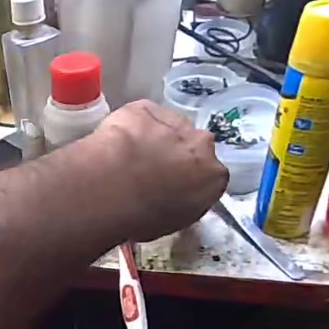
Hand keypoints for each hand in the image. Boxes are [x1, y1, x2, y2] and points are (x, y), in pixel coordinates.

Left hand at [67, 100, 227, 241]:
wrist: (115, 185)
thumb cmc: (144, 214)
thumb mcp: (172, 222)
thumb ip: (181, 203)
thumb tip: (169, 200)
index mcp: (214, 176)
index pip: (209, 176)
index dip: (189, 180)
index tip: (172, 187)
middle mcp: (202, 144)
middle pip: (193, 145)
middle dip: (176, 154)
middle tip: (149, 170)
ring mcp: (175, 121)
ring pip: (168, 126)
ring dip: (153, 136)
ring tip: (127, 156)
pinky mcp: (146, 107)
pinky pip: (141, 114)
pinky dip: (130, 125)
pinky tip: (115, 141)